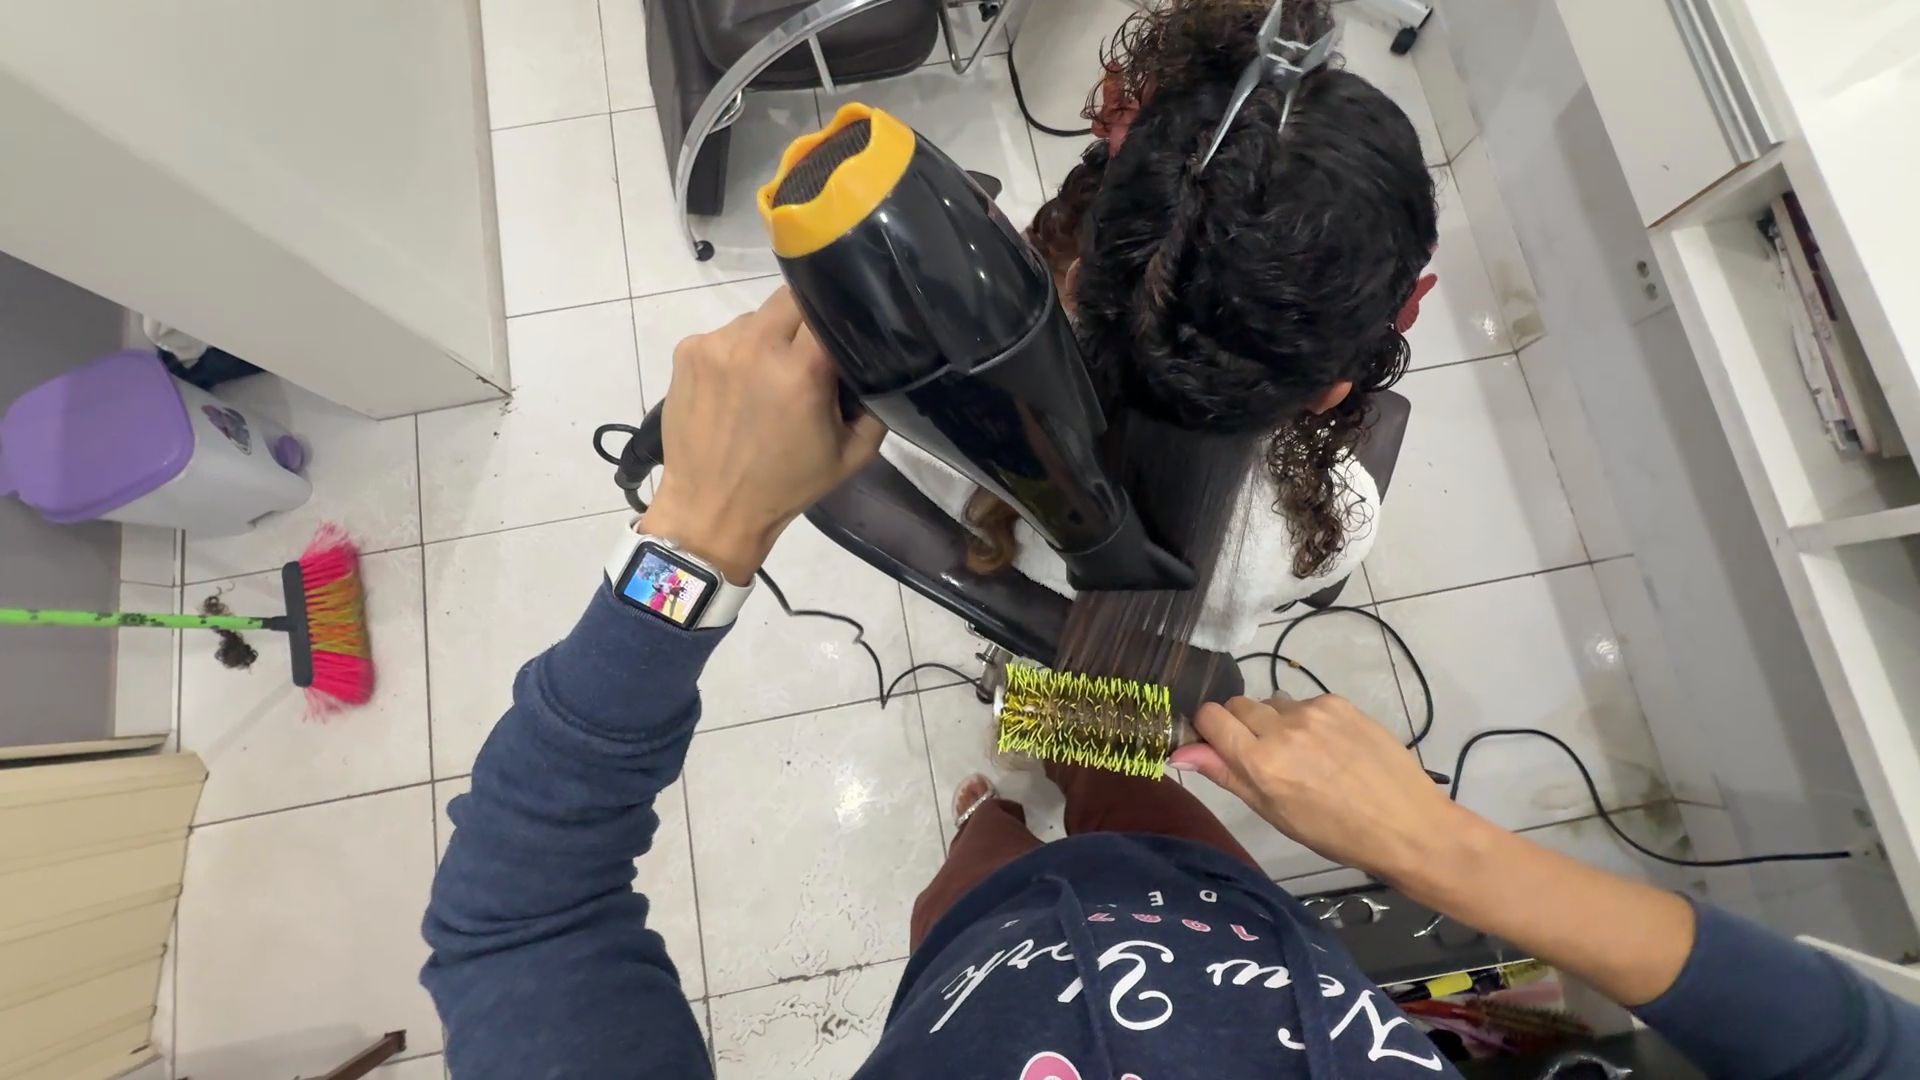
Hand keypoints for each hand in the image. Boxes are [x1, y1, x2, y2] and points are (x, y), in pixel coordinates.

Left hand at [642, 287, 886, 583]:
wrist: (714, 508)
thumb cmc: (788, 485)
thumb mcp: (853, 454)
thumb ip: (876, 405)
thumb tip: (876, 365)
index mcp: (802, 370)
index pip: (827, 308)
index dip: (839, 318)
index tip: (843, 337)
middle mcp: (756, 346)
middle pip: (792, 298)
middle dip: (807, 320)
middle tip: (810, 355)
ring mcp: (716, 345)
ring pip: (757, 317)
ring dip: (770, 337)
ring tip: (769, 379)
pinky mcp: (688, 351)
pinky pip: (727, 335)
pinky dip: (739, 352)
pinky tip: (739, 387)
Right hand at [1170, 694, 1468, 883]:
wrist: (1410, 827)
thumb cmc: (1334, 832)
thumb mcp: (1272, 812)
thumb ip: (1225, 774)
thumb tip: (1178, 751)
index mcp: (1261, 762)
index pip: (1209, 716)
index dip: (1208, 729)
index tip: (1220, 745)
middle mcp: (1282, 728)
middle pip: (1236, 705)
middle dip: (1241, 725)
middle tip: (1266, 755)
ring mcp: (1312, 711)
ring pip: (1270, 702)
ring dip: (1274, 721)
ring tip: (1304, 753)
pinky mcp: (1338, 702)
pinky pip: (1303, 702)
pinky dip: (1306, 720)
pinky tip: (1329, 746)